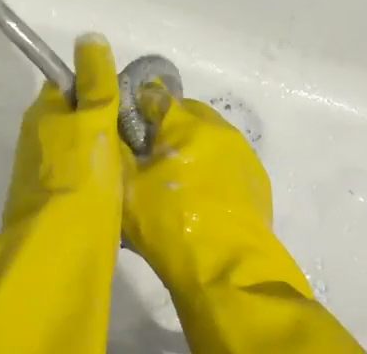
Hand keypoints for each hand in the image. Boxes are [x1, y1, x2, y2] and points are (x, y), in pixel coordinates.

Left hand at [2, 35, 128, 226]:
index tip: (124, 100)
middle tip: (137, 134)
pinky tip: (118, 194)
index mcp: (42, 113)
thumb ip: (96, 82)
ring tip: (134, 165)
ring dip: (102, 155)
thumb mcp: (95, 122)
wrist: (58, 248)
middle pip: (74, 118)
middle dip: (102, 124)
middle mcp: (35, 138)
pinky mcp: (50, 205)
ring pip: (78, 152)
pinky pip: (79, 182)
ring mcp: (40, 174)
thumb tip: (89, 36)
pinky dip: (97, 183)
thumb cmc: (80, 176)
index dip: (95, 87)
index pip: (68, 84)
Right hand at [122, 89, 295, 287]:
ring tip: (175, 182)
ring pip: (208, 136)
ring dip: (191, 147)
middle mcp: (217, 127)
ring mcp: (242, 153)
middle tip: (148, 158)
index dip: (134, 109)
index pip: (152, 94)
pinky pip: (226, 161)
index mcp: (184, 121)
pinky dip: (211, 169)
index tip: (124, 131)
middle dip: (165, 127)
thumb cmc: (170, 223)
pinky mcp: (257, 180)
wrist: (228, 273)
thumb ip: (115, 147)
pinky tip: (201, 199)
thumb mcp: (126, 185)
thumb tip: (108, 126)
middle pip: (184, 112)